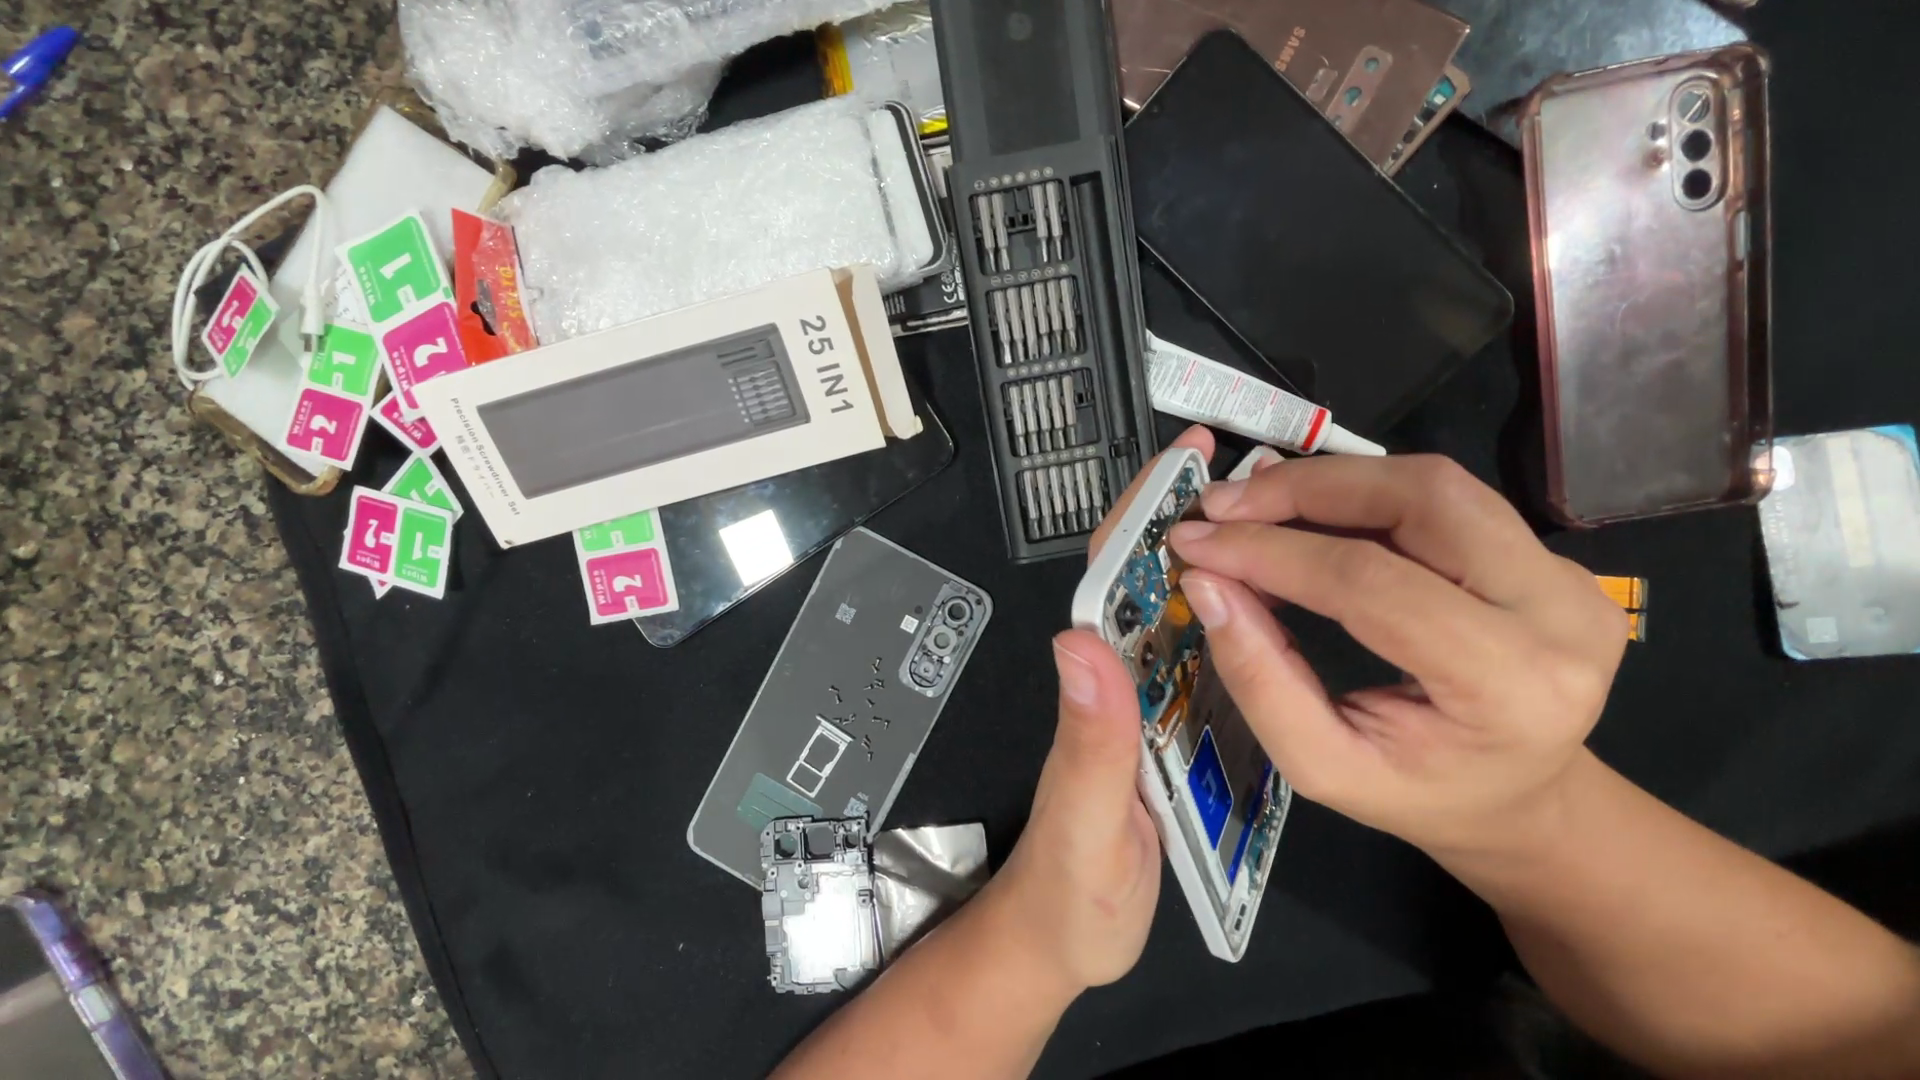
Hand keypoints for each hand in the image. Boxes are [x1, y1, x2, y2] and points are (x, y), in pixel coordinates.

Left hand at [979, 429, 1222, 992]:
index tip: (1187, 461)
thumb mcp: (1083, 822)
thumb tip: (1079, 642)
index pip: (1107, 579)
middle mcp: (1116, 681)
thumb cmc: (1069, 889)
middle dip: (1190, 520)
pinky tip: (1275, 613)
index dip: (1141, 515)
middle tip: (1259, 474)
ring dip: (1218, 564)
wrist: (1069, 937)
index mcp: (1092, 686)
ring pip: (1178, 617)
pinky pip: (1203, 665)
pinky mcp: (1171, 736)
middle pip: (1147, 584)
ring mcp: (1145, 706)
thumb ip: (1085, 743)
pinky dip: (1233, 625)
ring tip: (1282, 523)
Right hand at [1167, 454, 1629, 860]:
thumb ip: (1260, 678)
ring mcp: (1563, 573)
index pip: (1373, 583)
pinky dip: (1356, 492)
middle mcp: (1558, 611)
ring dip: (1328, 481)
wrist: (1519, 799)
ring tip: (1251, 500)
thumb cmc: (1418, 794)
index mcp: (1511, 685)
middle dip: (1304, 490)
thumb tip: (1204, 583)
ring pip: (1431, 483)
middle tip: (1220, 505)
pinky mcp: (1545, 554)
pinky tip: (1301, 508)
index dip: (1272, 553)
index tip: (1194, 543)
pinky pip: (1439, 498)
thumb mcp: (1321, 765)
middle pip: (1420, 499)